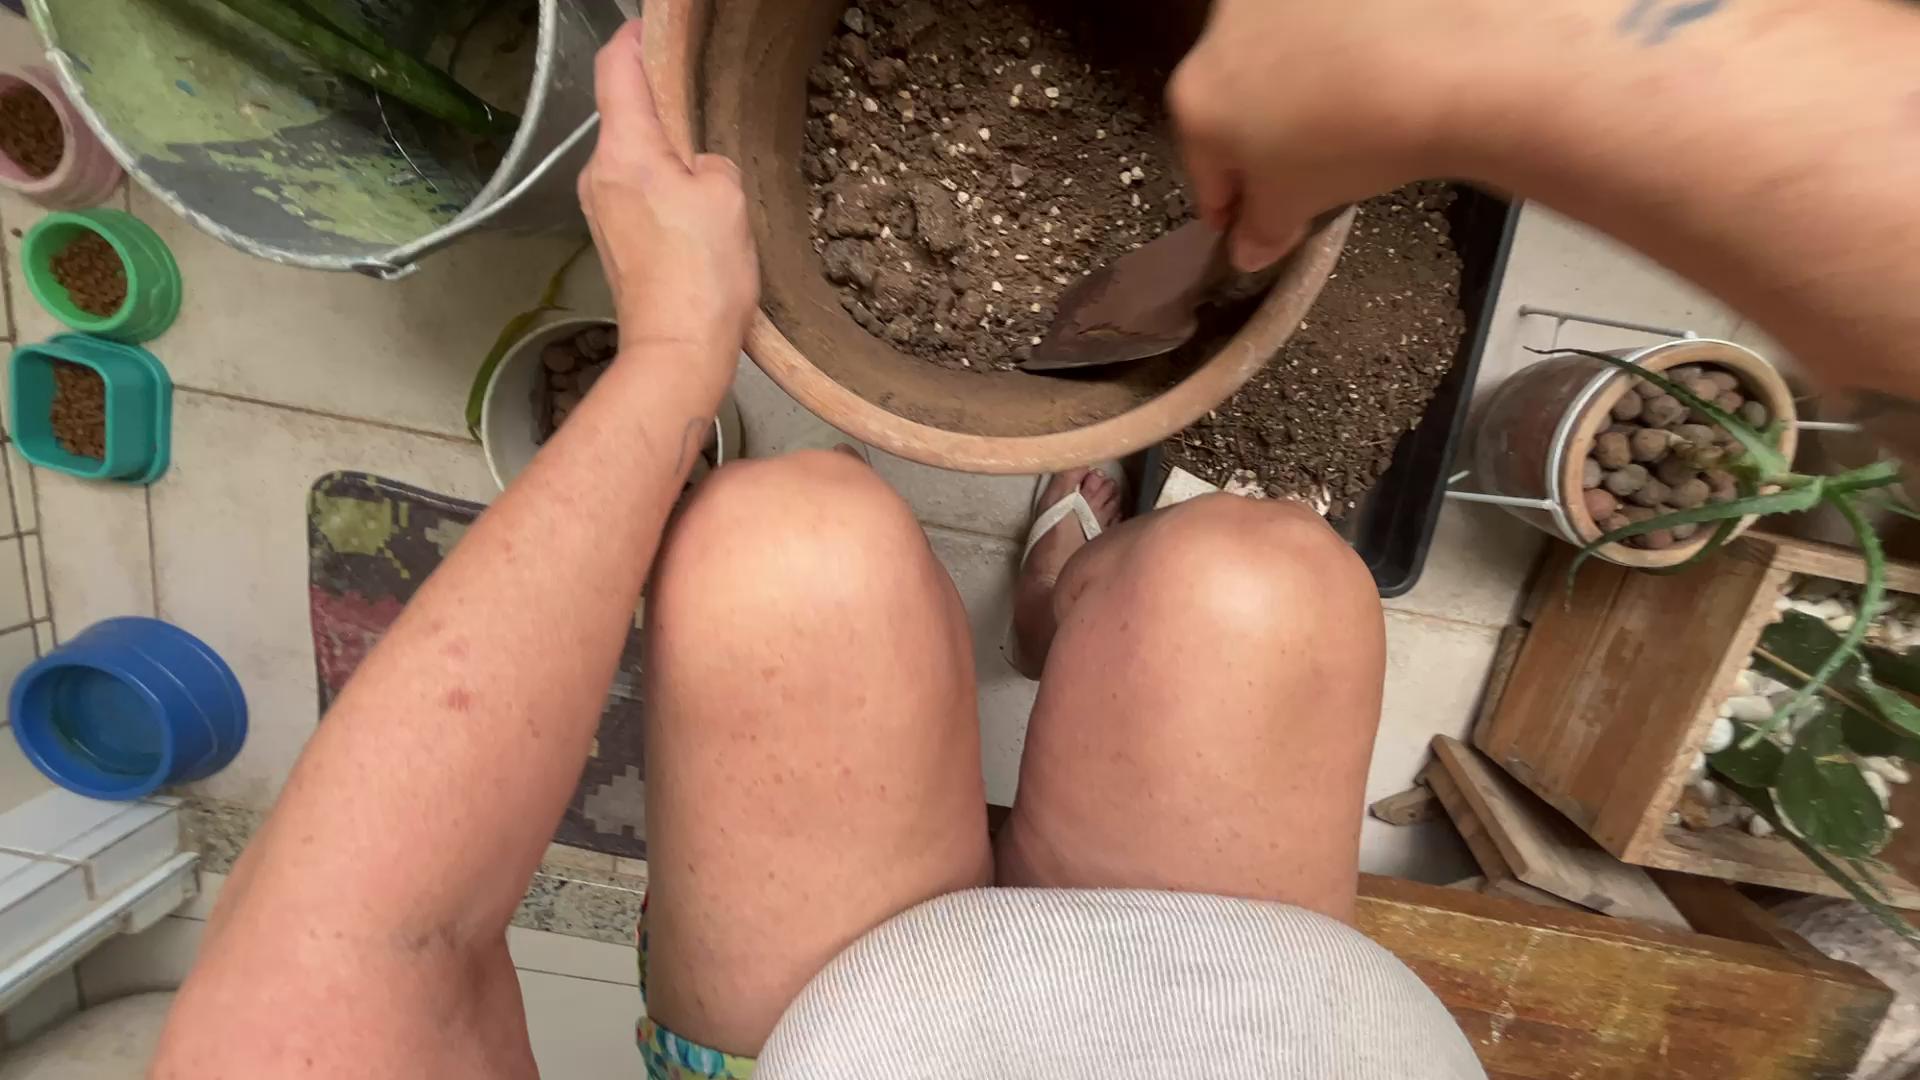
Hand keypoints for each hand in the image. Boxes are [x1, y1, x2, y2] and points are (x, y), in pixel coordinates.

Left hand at [580, 21, 758, 362]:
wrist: (678, 350)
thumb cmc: (703, 276)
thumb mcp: (729, 198)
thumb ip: (713, 162)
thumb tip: (700, 167)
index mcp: (624, 150)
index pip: (618, 69)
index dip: (638, 39)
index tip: (658, 28)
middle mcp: (598, 175)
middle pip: (625, 119)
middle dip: (663, 113)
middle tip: (707, 121)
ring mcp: (601, 214)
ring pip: (633, 163)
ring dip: (666, 161)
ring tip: (708, 184)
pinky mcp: (614, 247)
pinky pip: (636, 200)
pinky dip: (661, 196)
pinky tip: (694, 221)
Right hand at [1167, 0, 1485, 270]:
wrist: (1460, 58)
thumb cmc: (1353, 141)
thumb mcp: (1295, 208)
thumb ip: (1259, 231)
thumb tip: (1248, 247)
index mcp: (1196, 100)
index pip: (1203, 172)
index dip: (1228, 203)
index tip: (1248, 218)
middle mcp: (1220, 29)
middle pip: (1234, 102)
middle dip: (1261, 135)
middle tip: (1305, 164)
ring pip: (1278, 53)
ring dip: (1297, 83)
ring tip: (1349, 107)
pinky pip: (1327, 16)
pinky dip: (1343, 38)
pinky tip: (1376, 62)